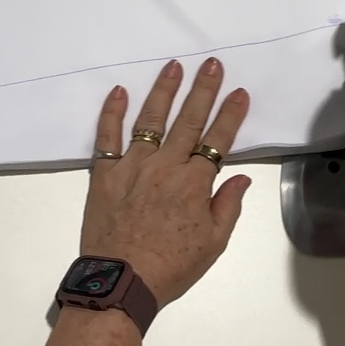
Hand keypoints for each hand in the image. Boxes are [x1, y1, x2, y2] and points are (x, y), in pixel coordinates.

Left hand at [80, 57, 252, 305]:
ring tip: (173, 67)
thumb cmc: (171, 267)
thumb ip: (227, 207)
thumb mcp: (213, 244)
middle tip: (212, 64)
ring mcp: (132, 167)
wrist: (122, 281)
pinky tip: (119, 91)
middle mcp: (165, 167)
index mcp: (194, 184)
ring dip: (164, 91)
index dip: (231, 116)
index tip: (240, 93)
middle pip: (188, 121)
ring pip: (150, 120)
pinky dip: (112, 113)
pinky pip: (107, 137)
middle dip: (203, 90)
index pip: (218, 141)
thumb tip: (240, 179)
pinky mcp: (104, 174)